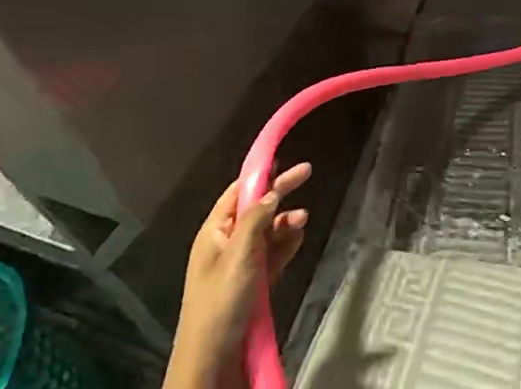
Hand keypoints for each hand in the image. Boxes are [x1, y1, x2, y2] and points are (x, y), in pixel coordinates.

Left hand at [163, 163, 311, 388]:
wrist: (212, 363)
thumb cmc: (221, 302)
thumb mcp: (239, 255)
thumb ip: (256, 219)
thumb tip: (270, 192)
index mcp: (214, 232)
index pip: (238, 191)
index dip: (260, 174)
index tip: (283, 158)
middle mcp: (225, 244)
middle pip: (256, 208)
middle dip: (279, 192)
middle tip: (307, 172)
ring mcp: (240, 265)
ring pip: (267, 232)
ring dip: (285, 221)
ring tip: (304, 218)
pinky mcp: (252, 285)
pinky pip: (272, 256)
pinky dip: (286, 245)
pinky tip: (299, 238)